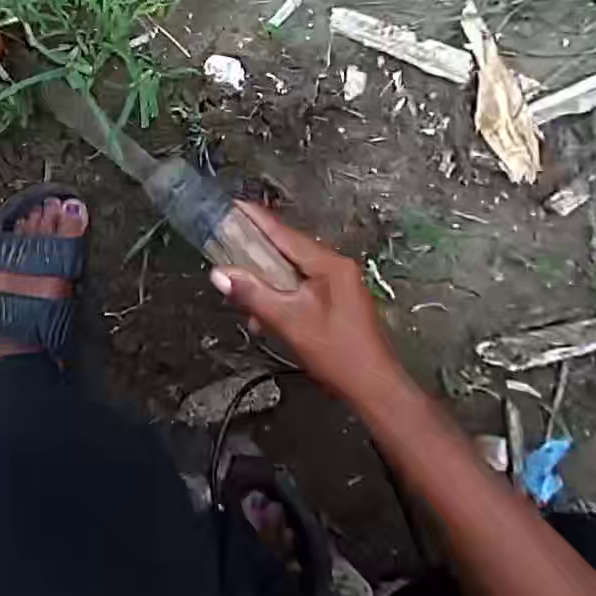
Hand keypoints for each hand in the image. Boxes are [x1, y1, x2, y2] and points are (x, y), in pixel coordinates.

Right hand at [210, 202, 404, 393]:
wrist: (375, 390)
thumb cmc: (338, 354)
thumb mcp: (288, 321)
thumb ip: (252, 294)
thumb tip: (220, 274)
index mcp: (329, 265)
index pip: (285, 233)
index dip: (257, 219)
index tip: (235, 205)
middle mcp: (336, 268)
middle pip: (287, 250)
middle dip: (257, 253)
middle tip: (229, 246)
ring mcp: (338, 285)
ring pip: (292, 271)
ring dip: (266, 282)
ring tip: (243, 292)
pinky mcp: (335, 301)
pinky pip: (299, 287)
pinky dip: (279, 296)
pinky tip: (265, 315)